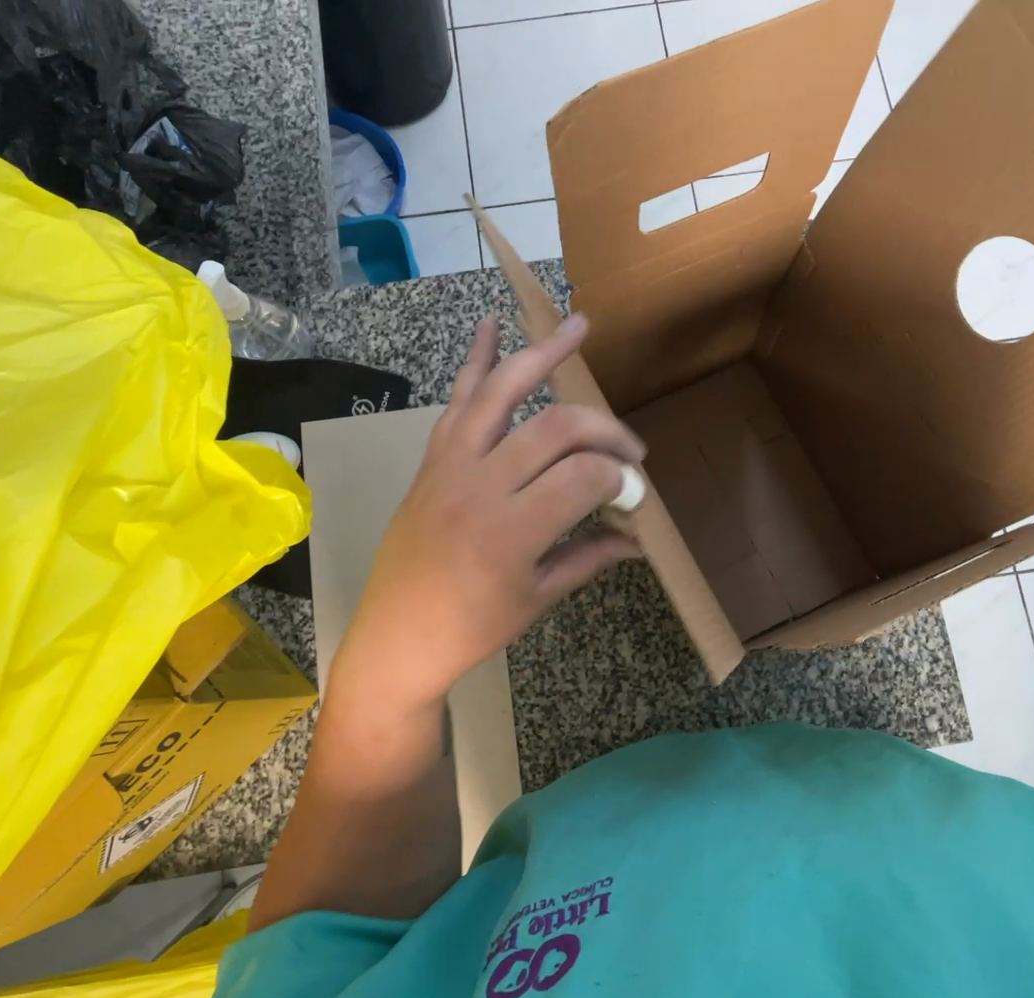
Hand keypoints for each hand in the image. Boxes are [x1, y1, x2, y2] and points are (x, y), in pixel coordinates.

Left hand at [331, 314, 643, 709]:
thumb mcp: (537, 598)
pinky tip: (491, 326)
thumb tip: (637, 537)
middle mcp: (480, 486)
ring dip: (543, 354)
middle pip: (557, 428)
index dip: (622, 480)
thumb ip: (589, 557)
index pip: (585, 478)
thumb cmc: (471, 628)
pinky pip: (458, 401)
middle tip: (630, 448)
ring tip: (578, 327)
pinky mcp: (432, 459)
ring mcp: (450, 465)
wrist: (396, 635)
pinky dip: (475, 360)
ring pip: (503, 391)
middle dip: (605, 429)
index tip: (634, 495)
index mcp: (511, 533)